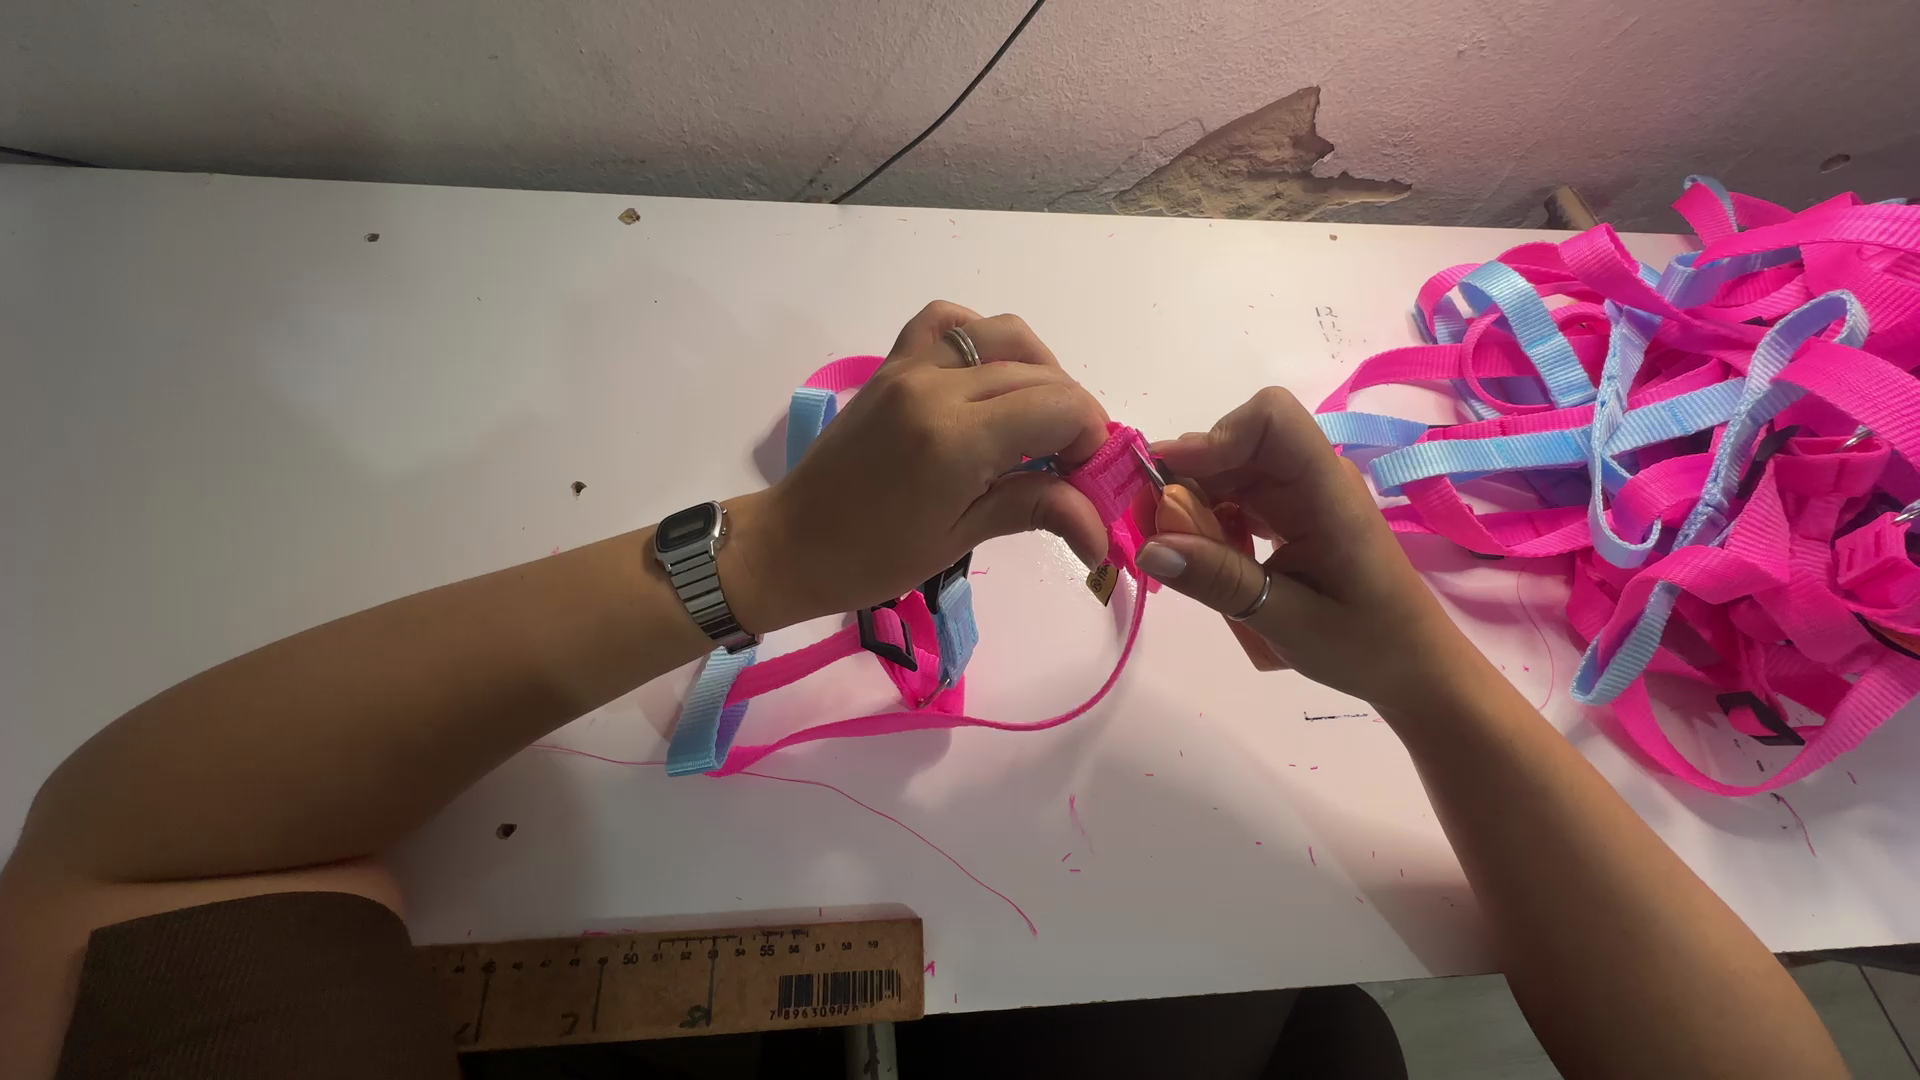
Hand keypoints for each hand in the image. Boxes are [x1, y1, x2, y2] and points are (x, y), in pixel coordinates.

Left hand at [723, 301, 1111, 631]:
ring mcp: (909, 367)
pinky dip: (982, 338)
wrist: (792, 543)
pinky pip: (947, 322)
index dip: (1089, 436)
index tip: (1083, 474)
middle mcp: (936, 387)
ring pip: (1003, 334)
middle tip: (1066, 461)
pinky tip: (989, 375)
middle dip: (1071, 413)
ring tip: (1036, 418)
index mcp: (956, 439)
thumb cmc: (873, 558)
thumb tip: (1104, 534)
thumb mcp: (961, 538)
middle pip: (1040, 373)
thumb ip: (1035, 510)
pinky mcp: (890, 365)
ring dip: (1039, 369)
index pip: (1060, 406)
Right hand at [1135, 387, 1489, 712]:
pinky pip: (1232, 495)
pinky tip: (1197, 554)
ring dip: (1189, 500)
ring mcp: (1297, 494)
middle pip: (1235, 443)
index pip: (1271, 419)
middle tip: (1152, 532)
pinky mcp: (1285, 513)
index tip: (1170, 485)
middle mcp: (1310, 479)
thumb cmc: (1366, 645)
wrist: (1411, 667)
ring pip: (1226, 469)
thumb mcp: (1287, 620)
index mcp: (1326, 493)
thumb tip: (1147, 548)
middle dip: (1186, 477)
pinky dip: (1203, 517)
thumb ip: (1219, 581)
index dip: (1216, 438)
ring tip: (1170, 549)